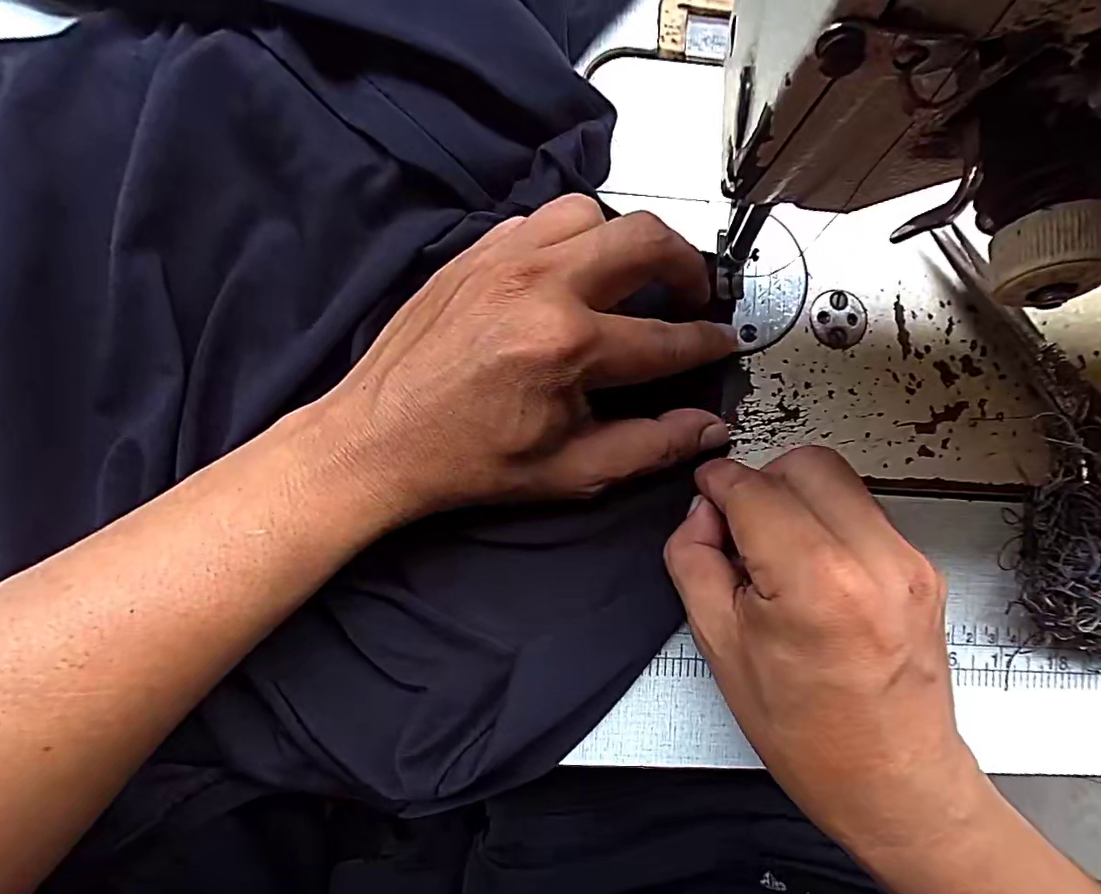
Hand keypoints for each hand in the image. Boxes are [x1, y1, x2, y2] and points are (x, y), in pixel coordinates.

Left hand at [307, 194, 737, 518]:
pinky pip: (542, 220)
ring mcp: (502, 259)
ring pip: (594, 214)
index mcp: (566, 346)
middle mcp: (539, 285)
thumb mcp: (570, 471)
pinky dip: (574, 239)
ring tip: (632, 280)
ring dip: (627, 242)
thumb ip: (649, 446)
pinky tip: (573, 275)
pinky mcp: (473, 254)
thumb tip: (705, 427)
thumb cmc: (466, 462)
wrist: (378, 440)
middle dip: (687, 266)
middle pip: (645, 239)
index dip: (705, 342)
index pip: (665, 338)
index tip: (722, 342)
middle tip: (693, 295)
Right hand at [663, 446, 987, 852]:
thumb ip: (694, 563)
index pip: (755, 490)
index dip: (718, 484)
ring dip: (793, 499)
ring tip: (772, 552)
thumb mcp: (720, 648)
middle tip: (735, 525)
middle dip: (759, 482)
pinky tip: (806, 567)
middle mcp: (876, 560)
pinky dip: (824, 520)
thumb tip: (701, 515)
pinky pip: (862, 512)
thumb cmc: (811, 736)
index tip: (705, 490)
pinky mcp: (922, 568)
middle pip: (804, 465)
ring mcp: (909, 562)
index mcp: (817, 583)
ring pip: (838, 480)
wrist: (892, 781)